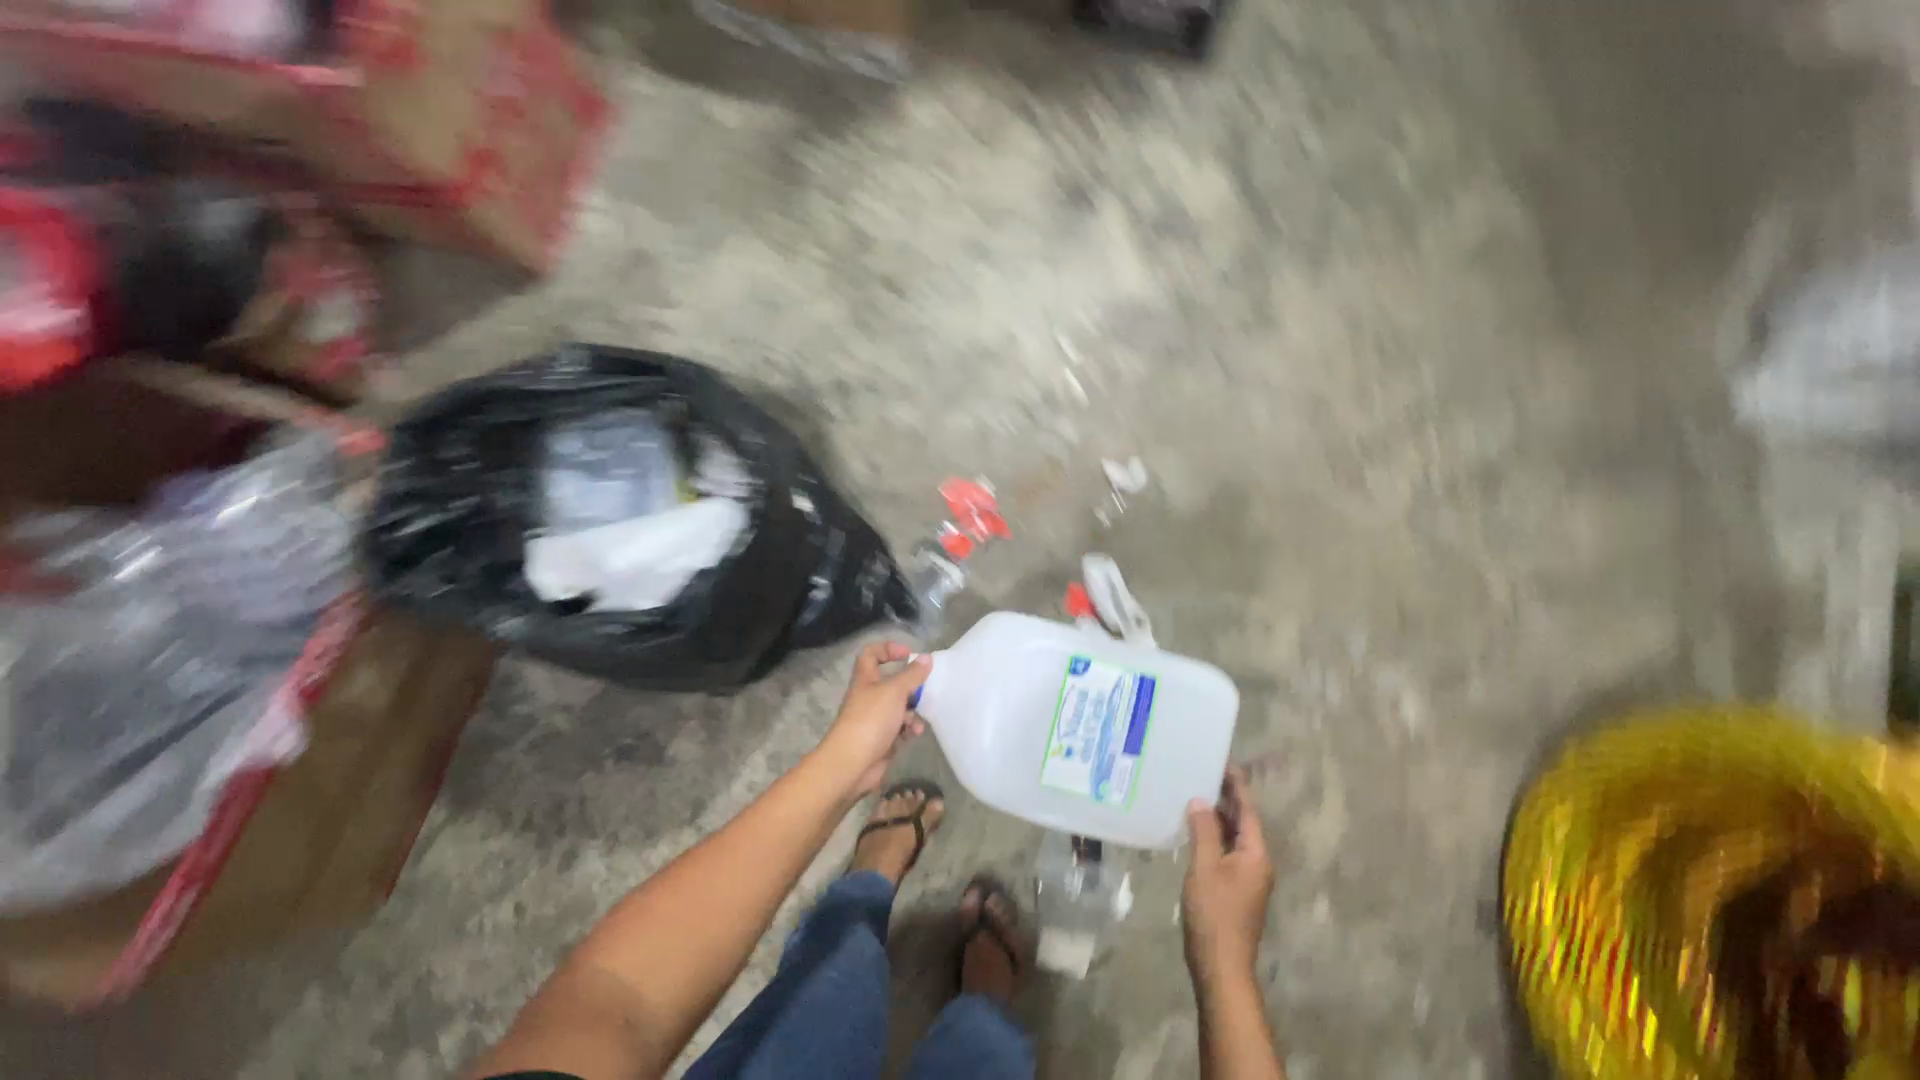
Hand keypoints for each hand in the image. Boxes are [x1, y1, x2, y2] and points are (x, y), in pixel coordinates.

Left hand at [817, 642, 930, 796]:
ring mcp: (875, 719)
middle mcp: (869, 696)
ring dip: (912, 710)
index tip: (908, 654)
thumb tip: (926, 657)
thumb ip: (912, 675)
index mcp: (866, 679)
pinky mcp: (883, 738)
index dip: (888, 649)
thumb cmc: (871, 719)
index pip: (871, 654)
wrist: (853, 763)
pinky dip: (909, 728)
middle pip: (891, 682)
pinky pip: (901, 728)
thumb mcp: (894, 691)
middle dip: (910, 685)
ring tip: (918, 716)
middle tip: (925, 687)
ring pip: (899, 707)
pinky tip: (914, 733)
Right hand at [1181, 768, 1273, 985]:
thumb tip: (1201, 800)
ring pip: (1233, 839)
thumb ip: (1204, 832)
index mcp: (1256, 854)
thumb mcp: (1205, 868)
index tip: (1222, 762)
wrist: (1220, 966)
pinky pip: (1225, 853)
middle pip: (1243, 823)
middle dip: (1225, 798)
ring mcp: (1247, 879)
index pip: (1248, 811)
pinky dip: (1212, 837)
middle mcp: (1257, 863)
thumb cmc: (1214, 914)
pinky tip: (1192, 832)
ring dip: (1216, 818)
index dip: (1236, 786)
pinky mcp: (1234, 890)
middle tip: (1202, 772)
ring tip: (1193, 794)